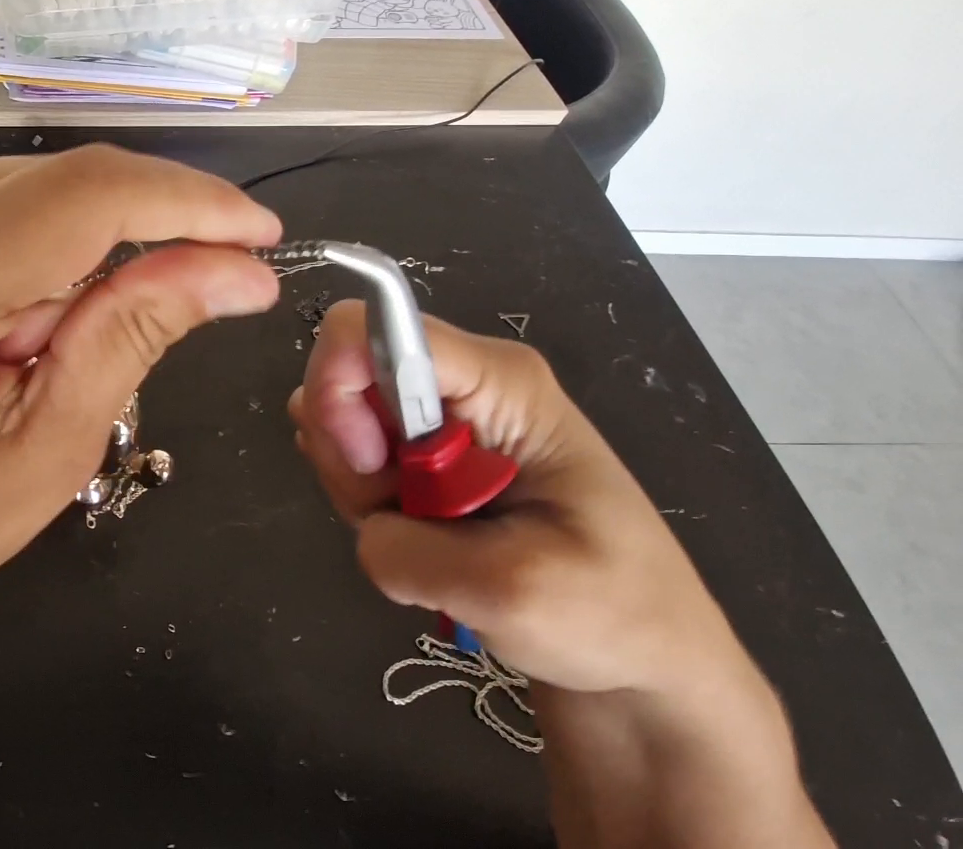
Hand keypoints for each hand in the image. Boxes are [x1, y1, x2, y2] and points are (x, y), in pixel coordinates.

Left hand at [0, 145, 281, 666]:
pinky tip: (19, 323)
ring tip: (49, 348)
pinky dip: (32, 251)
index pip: (74, 203)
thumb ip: (135, 336)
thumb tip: (234, 268)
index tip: (256, 232)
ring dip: (75, 251)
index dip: (182, 202)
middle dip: (136, 228)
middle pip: (49, 182)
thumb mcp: (52, 451)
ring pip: (21, 187)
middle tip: (190, 290)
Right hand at [288, 299, 740, 694]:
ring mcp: (438, 415)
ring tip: (426, 536)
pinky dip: (361, 499)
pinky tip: (415, 532)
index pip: (364, 330)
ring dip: (356, 486)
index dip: (340, 391)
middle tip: (407, 517)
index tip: (370, 468)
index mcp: (499, 381)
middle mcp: (462, 382)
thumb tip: (360, 520)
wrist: (645, 652)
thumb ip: (406, 549)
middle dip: (349, 454)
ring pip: (338, 422)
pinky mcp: (421, 448)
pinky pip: (348, 454)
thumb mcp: (511, 591)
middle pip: (343, 378)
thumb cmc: (608, 612)